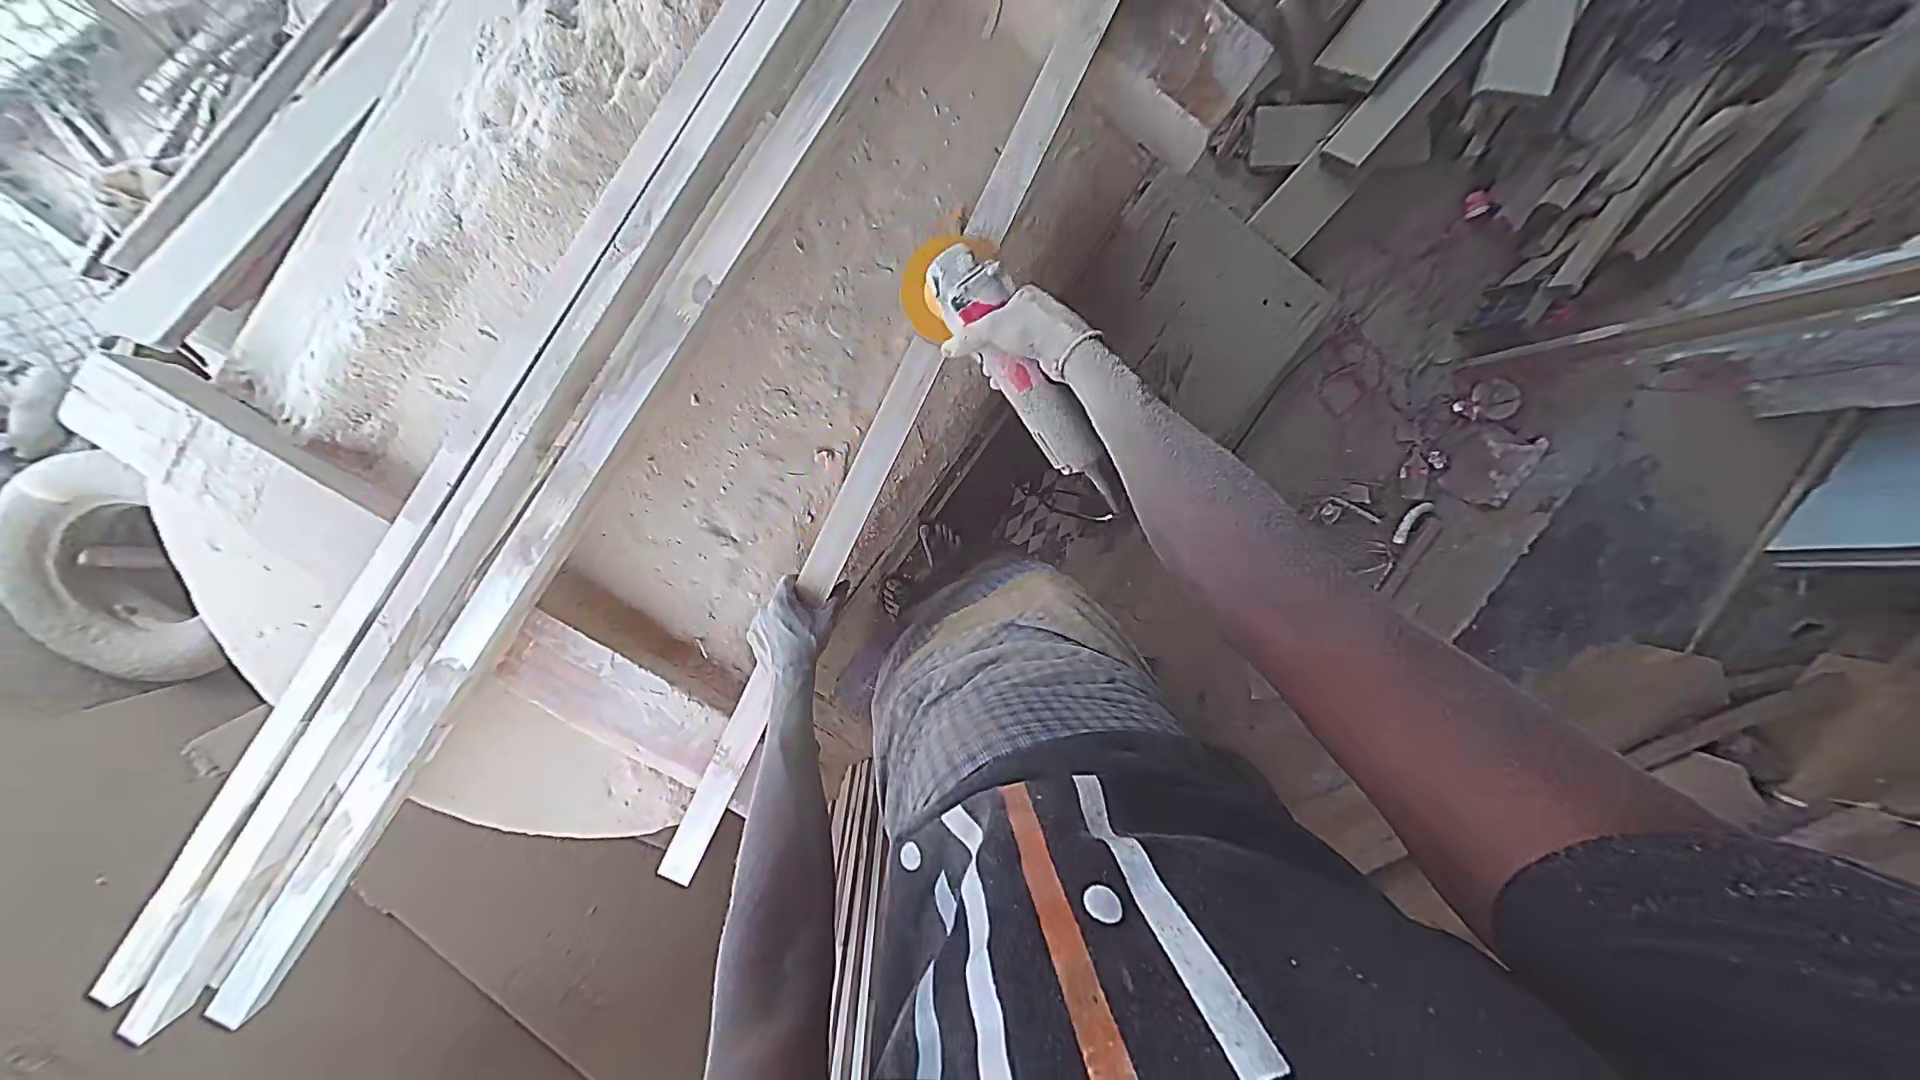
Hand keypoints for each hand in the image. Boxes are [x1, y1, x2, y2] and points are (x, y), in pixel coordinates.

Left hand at [748, 576, 839, 680]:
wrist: (788, 672)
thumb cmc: (806, 645)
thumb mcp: (827, 620)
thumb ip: (836, 598)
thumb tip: (844, 585)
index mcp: (782, 599)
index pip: (788, 580)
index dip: (797, 582)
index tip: (804, 589)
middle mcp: (766, 608)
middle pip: (779, 598)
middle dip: (790, 604)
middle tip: (803, 615)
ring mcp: (757, 622)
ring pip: (771, 613)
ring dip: (780, 618)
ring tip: (794, 631)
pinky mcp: (753, 636)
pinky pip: (763, 628)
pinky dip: (771, 632)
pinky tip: (783, 642)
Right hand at [939, 285, 1100, 381]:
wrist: (1065, 350)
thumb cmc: (1035, 328)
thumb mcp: (990, 329)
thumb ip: (967, 338)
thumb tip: (948, 347)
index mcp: (1024, 294)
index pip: (996, 308)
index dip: (982, 325)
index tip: (973, 340)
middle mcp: (1037, 311)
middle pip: (1005, 331)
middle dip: (992, 349)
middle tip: (984, 359)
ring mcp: (1047, 331)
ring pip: (1018, 348)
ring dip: (1005, 362)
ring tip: (996, 373)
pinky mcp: (1053, 351)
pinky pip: (1030, 361)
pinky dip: (1020, 370)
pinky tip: (1013, 378)